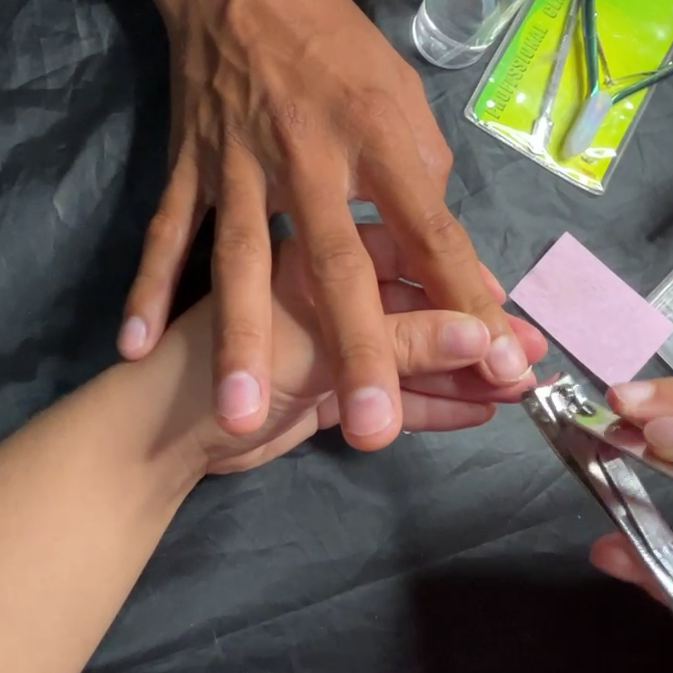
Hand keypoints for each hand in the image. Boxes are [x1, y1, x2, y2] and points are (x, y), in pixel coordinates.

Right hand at [119, 0, 529, 451]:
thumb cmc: (331, 36)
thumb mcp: (399, 88)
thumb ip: (420, 170)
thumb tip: (436, 244)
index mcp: (376, 133)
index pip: (429, 227)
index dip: (463, 294)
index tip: (489, 362)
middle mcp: (310, 154)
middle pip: (338, 263)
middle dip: (358, 347)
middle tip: (372, 430)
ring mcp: (238, 163)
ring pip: (243, 261)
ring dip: (241, 339)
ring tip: (242, 414)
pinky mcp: (187, 164)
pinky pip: (167, 232)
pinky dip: (150, 287)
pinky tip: (136, 346)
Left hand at [174, 224, 545, 476]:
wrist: (146, 426)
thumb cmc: (209, 357)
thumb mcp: (307, 338)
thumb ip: (392, 334)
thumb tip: (476, 326)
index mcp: (314, 246)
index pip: (408, 256)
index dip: (463, 289)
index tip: (511, 315)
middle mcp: (323, 285)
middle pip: (416, 305)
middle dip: (471, 332)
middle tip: (526, 356)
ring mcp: (319, 340)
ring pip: (401, 350)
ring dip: (458, 368)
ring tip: (517, 387)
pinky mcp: (314, 391)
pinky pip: (373, 393)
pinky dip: (425, 405)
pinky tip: (474, 412)